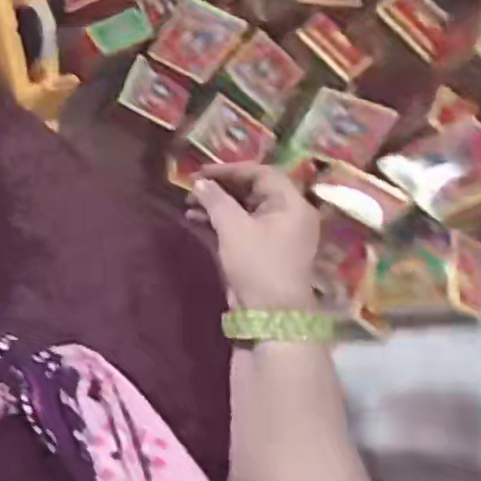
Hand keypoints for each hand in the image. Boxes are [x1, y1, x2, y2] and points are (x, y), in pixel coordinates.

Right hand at [189, 163, 319, 311]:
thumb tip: (200, 183)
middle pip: (251, 190)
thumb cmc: (258, 263)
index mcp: (291, 204)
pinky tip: (194, 220)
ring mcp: (272, 233)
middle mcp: (286, 215)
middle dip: (220, 188)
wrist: (269, 311)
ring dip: (215, 205)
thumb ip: (216, 201)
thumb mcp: (234, 228)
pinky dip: (218, 222)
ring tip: (189, 205)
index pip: (261, 174)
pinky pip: (238, 227)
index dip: (230, 170)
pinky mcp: (258, 249)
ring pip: (242, 209)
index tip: (201, 172)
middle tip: (192, 188)